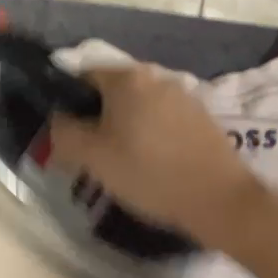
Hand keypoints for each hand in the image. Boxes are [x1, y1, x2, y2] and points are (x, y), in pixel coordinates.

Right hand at [49, 63, 266, 243]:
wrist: (220, 201)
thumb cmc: (149, 173)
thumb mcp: (92, 158)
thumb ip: (63, 134)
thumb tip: (56, 122)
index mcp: (126, 78)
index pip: (82, 76)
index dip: (69, 103)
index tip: (68, 133)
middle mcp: (155, 77)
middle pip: (112, 92)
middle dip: (99, 117)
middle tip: (93, 152)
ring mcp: (184, 96)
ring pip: (139, 107)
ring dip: (126, 126)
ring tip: (123, 162)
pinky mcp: (203, 118)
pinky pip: (164, 120)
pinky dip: (153, 135)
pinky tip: (153, 164)